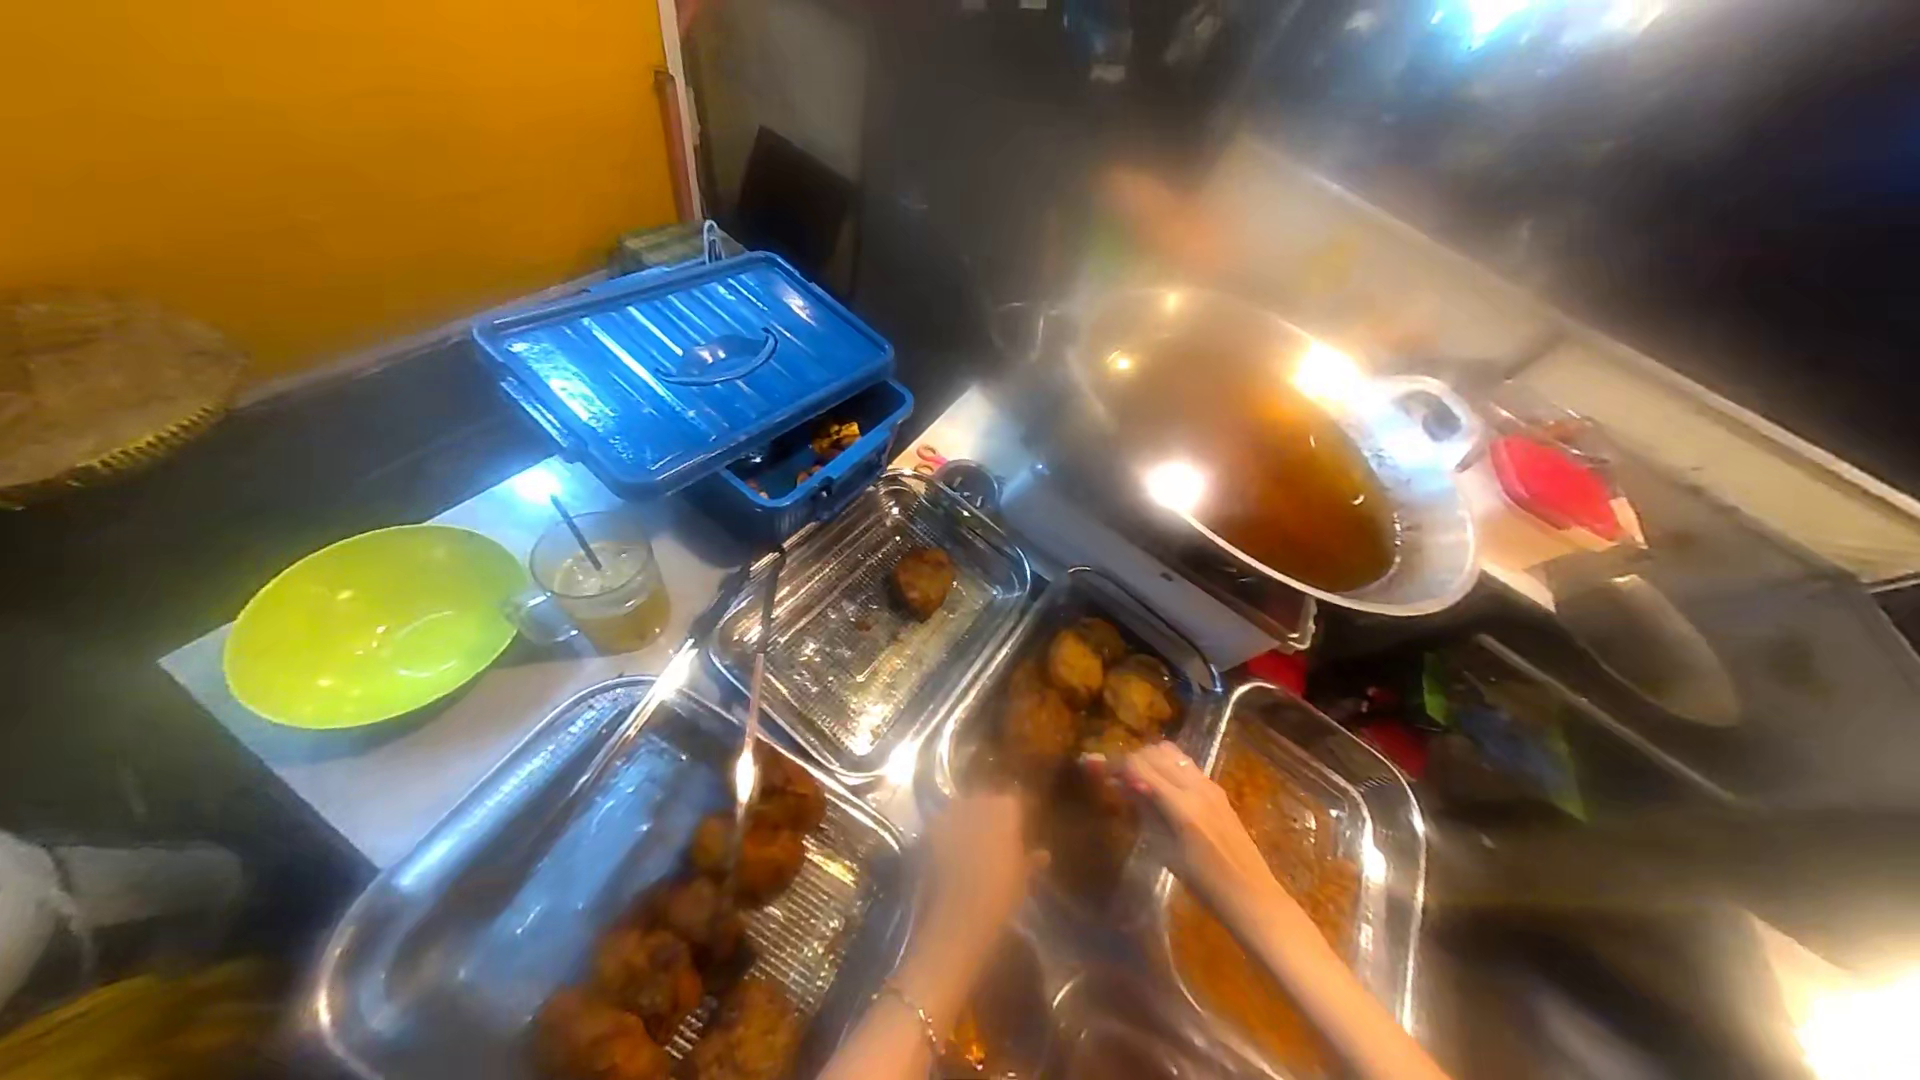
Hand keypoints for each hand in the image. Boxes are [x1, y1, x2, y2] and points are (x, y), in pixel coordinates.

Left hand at [919, 792, 1042, 949]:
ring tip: (978, 837)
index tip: (1026, 823)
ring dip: (972, 818)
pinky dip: (951, 830)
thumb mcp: (1022, 877)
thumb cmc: (1001, 894)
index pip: (1016, 800)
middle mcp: (978, 802)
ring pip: (965, 807)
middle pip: (988, 799)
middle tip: (1002, 831)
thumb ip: (1031, 859)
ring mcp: (953, 813)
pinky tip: (955, 845)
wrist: (959, 913)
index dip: (1021, 811)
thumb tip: (1043, 854)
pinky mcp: (933, 828)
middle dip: (995, 812)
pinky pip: (945, 822)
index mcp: (1006, 809)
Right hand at [1111, 743, 1305, 930]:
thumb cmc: (1204, 884)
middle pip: (1154, 752)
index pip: (1139, 766)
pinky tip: (1158, 785)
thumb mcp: (1165, 850)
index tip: (1094, 769)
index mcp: (1181, 805)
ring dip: (1149, 758)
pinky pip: (1185, 765)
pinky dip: (1166, 766)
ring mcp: (1210, 785)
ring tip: (1135, 779)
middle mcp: (1196, 786)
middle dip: (1130, 759)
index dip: (1114, 765)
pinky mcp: (1217, 790)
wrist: (1251, 895)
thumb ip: (1145, 811)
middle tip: (1113, 777)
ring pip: (1171, 753)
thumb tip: (1121, 784)